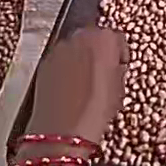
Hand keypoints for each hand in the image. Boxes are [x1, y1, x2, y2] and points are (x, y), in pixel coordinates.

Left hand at [25, 27, 124, 148]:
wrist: (64, 128)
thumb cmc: (95, 109)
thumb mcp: (119, 88)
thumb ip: (118, 69)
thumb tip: (114, 68)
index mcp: (105, 39)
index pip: (117, 38)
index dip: (120, 53)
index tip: (121, 64)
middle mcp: (80, 37)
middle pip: (94, 37)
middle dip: (99, 51)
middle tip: (104, 72)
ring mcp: (60, 48)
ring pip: (75, 46)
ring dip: (81, 58)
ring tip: (86, 82)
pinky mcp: (45, 62)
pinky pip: (60, 59)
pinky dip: (66, 67)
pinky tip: (70, 88)